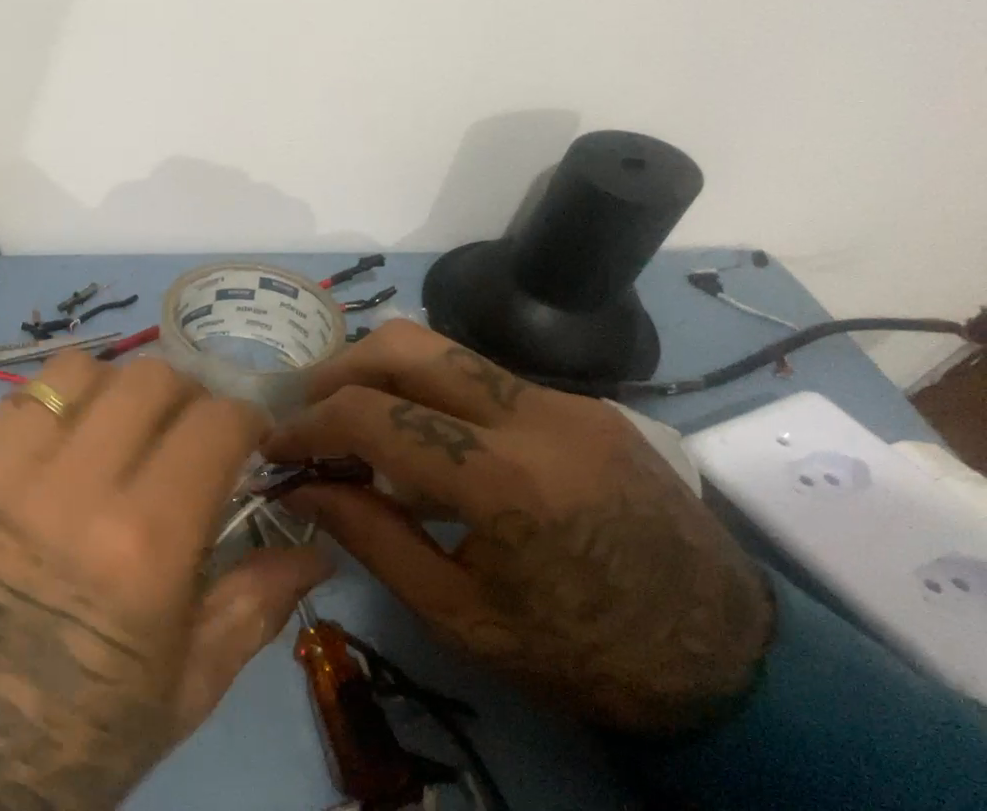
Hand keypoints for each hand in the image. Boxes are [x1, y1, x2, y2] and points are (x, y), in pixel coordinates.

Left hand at [0, 353, 331, 810]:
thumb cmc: (83, 731)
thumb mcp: (188, 685)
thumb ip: (257, 602)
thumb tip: (316, 552)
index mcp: (143, 547)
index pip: (214, 424)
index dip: (244, 421)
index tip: (245, 441)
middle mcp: (68, 491)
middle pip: (148, 378)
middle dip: (186, 396)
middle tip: (186, 435)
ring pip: (76, 369)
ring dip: (114, 390)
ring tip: (119, 433)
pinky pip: (14, 401)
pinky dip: (52, 408)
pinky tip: (58, 453)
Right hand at [266, 321, 774, 734]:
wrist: (731, 663)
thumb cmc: (579, 655)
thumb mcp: (456, 613)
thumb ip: (369, 536)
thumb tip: (301, 486)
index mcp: (504, 479)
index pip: (370, 413)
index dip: (306, 426)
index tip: (275, 451)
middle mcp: (536, 416)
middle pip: (404, 344)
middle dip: (336, 371)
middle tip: (307, 416)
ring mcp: (567, 403)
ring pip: (444, 350)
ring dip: (381, 376)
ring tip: (354, 427)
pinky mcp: (586, 407)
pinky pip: (484, 379)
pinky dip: (430, 396)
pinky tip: (424, 447)